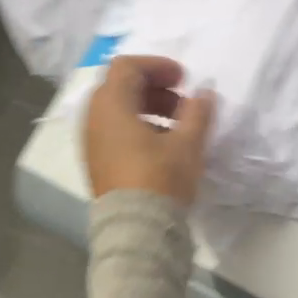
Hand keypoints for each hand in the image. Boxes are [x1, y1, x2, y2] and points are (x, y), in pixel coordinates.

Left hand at [83, 55, 217, 203]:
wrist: (137, 229)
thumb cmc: (161, 180)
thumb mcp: (187, 146)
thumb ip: (197, 115)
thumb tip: (205, 94)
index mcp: (112, 104)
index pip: (129, 67)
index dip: (158, 67)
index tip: (184, 79)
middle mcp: (95, 117)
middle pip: (121, 89)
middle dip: (154, 91)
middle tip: (182, 106)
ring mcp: (93, 143)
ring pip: (119, 114)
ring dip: (147, 113)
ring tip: (176, 131)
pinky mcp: (98, 165)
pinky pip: (116, 135)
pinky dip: (138, 132)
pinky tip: (160, 151)